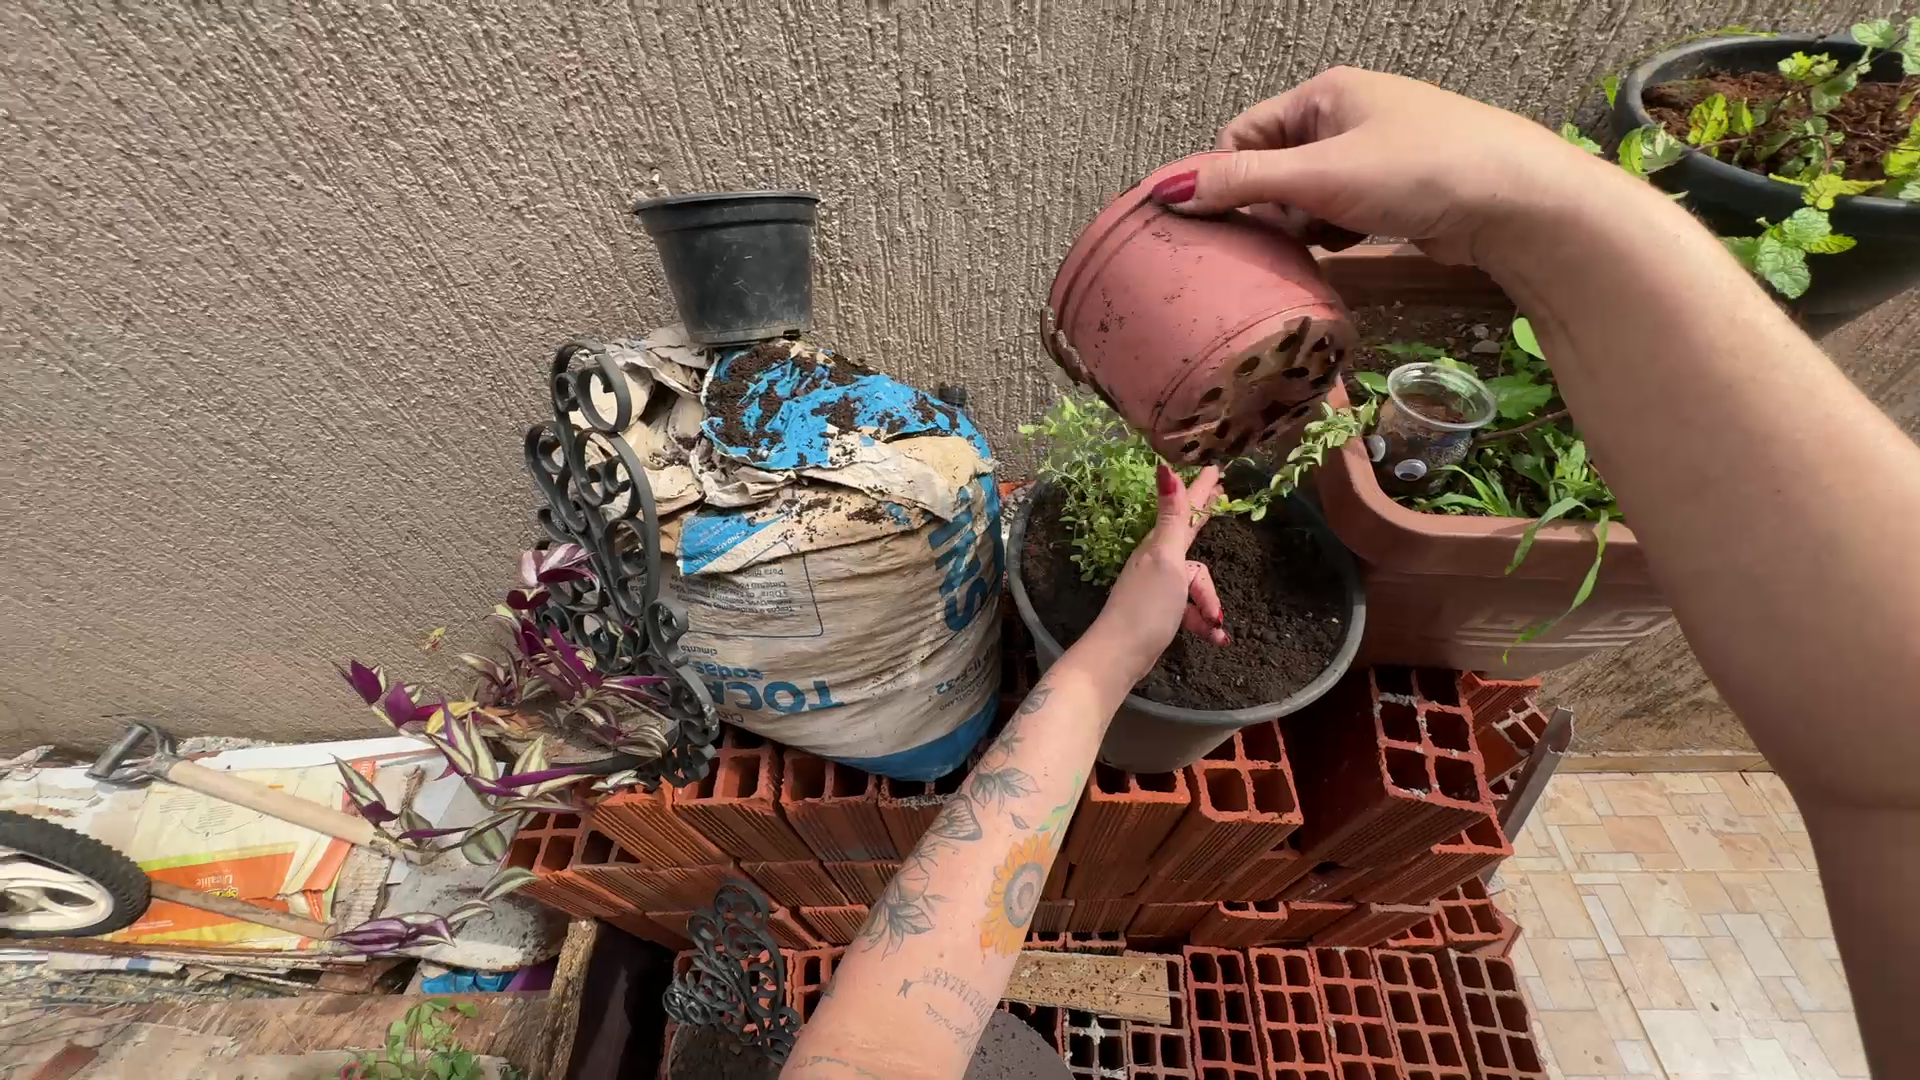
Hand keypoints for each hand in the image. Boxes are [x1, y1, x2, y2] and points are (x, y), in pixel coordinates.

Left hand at [1080, 464, 1228, 683]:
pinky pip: (1191, 611)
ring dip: (1210, 605)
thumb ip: (1172, 517)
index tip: (1214, 468)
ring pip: (1197, 586)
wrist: (1121, 653)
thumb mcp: (1165, 558)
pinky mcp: (1161, 612)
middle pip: (1190, 539)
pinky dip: (1203, 623)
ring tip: (1214, 623)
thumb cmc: (1145, 605)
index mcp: (1160, 544)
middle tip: (1223, 498)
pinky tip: (1214, 638)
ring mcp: (1159, 587)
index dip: (1201, 490)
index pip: (1186, 509)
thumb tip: (1165, 467)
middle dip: (1206, 521)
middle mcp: (1158, 561)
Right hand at [1147, 67, 1626, 267]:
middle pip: (1265, 169)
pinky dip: (1324, 232)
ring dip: (1296, 224)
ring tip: (1321, 238)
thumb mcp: (1319, 175)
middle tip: (1280, 233)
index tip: (1235, 219)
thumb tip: (1168, 189)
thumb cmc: (1417, 171)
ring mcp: (1362, 153)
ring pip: (1294, 197)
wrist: (1513, 201)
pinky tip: (1344, 243)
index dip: (1228, 180)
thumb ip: (1240, 181)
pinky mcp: (1380, 189)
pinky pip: (1325, 213)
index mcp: (1321, 94)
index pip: (1240, 136)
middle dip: (1266, 207)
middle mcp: (1338, 116)